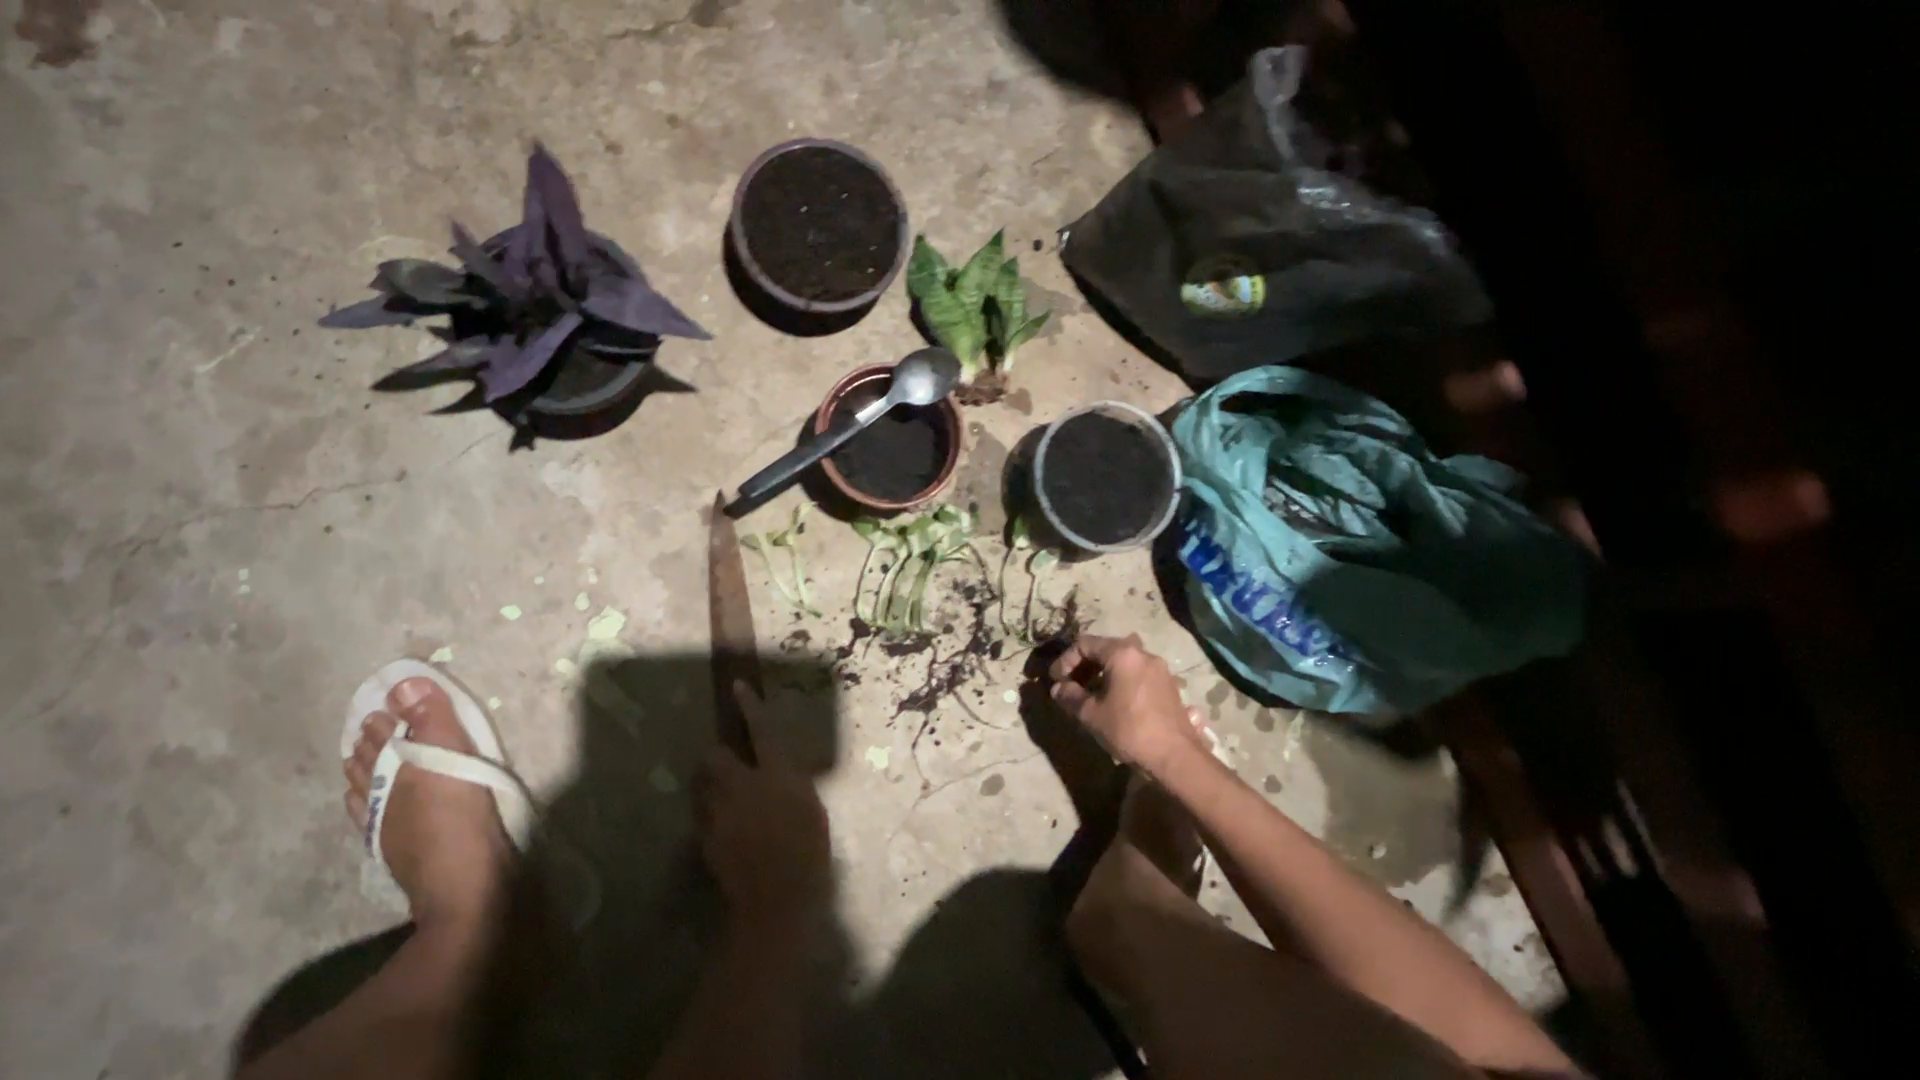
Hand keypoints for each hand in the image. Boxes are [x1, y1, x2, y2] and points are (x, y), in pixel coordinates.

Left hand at [697, 684, 831, 934]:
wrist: (777, 898)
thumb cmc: (809, 852)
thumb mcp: (812, 809)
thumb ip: (792, 785)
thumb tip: (779, 772)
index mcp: (777, 775)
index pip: (762, 732)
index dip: (749, 707)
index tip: (736, 686)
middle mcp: (743, 786)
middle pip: (714, 756)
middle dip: (716, 756)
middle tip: (726, 763)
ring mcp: (718, 813)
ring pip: (702, 786)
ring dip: (710, 785)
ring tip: (722, 797)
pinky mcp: (704, 837)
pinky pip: (702, 817)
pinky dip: (709, 816)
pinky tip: (723, 830)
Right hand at [1048, 634, 1202, 772]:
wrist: (1175, 756)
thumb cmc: (1129, 730)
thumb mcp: (1092, 714)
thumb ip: (1070, 696)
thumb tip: (1058, 688)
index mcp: (1123, 654)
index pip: (1085, 644)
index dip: (1066, 659)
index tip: (1056, 680)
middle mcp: (1143, 654)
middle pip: (1106, 649)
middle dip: (1084, 665)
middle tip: (1070, 686)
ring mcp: (1159, 669)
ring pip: (1123, 661)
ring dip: (1102, 673)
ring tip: (1090, 695)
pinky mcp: (1168, 685)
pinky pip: (1137, 673)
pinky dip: (1120, 680)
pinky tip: (1113, 702)